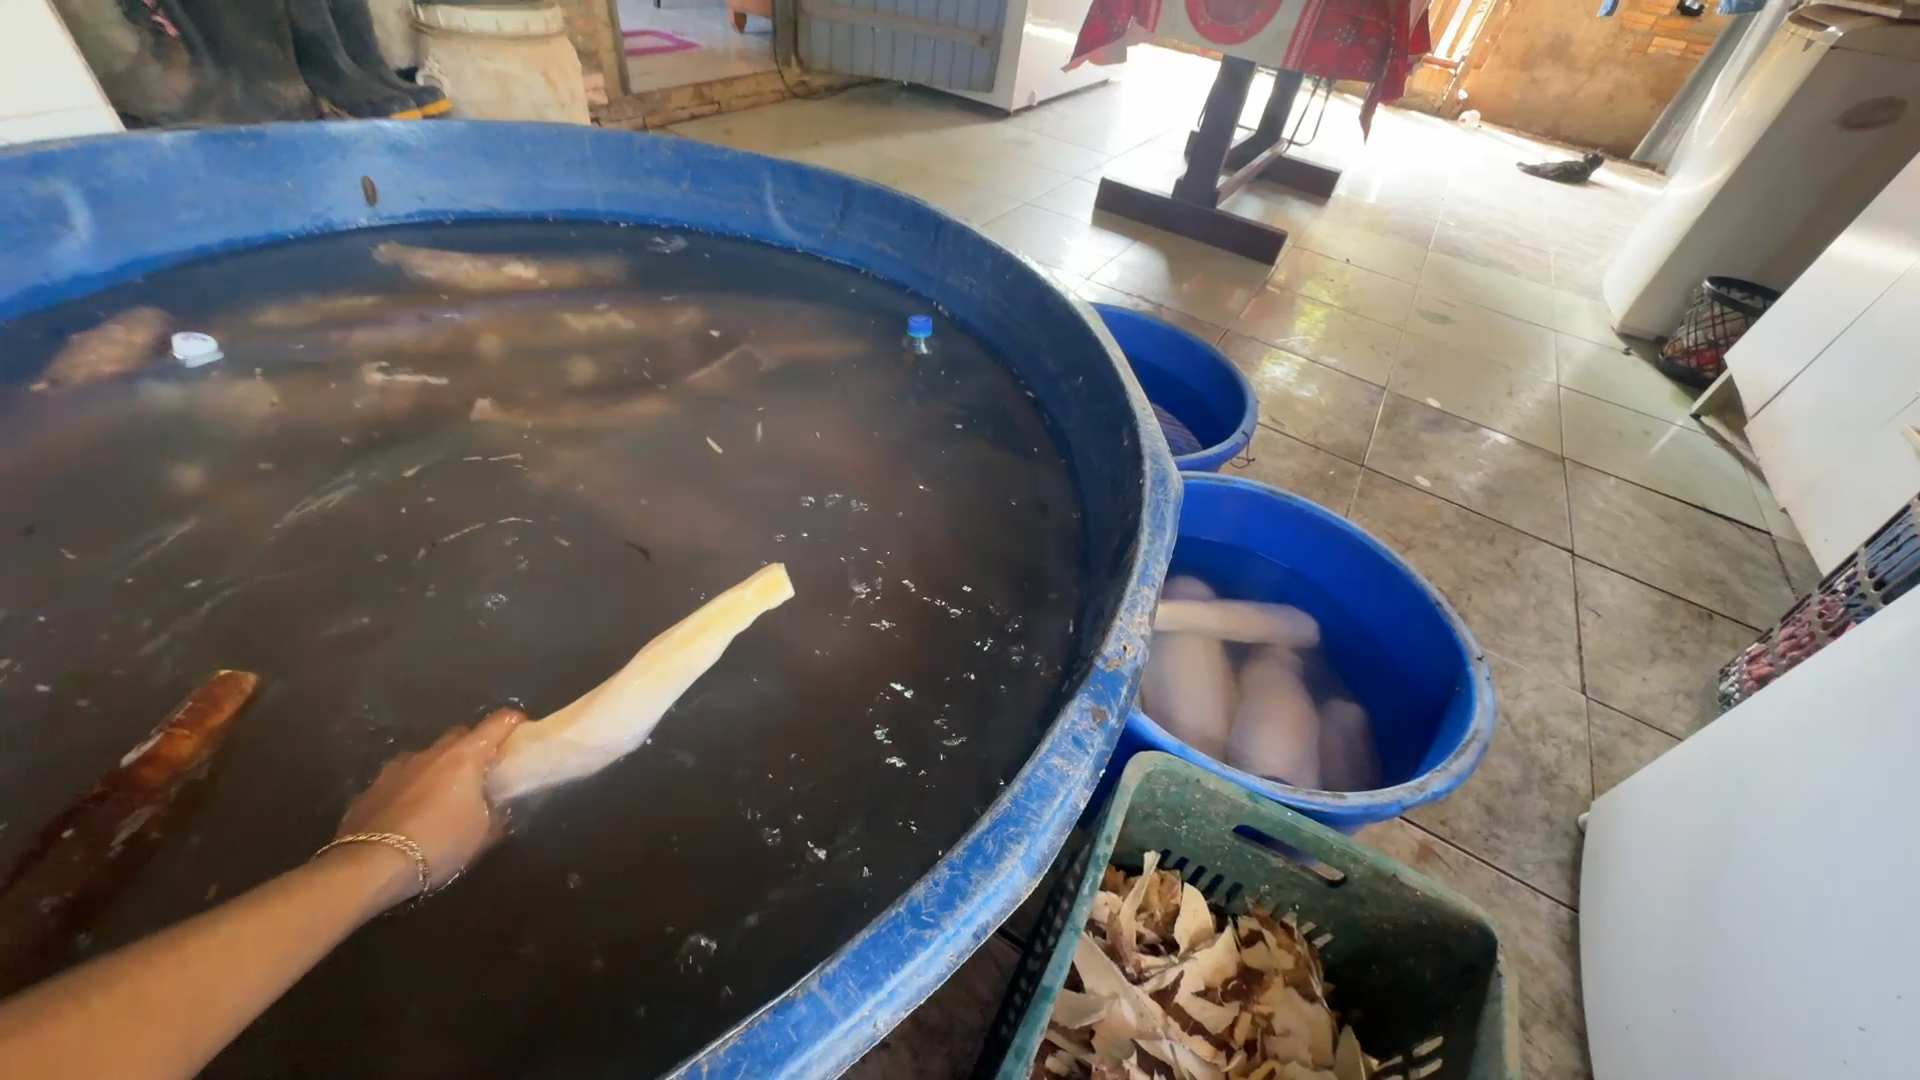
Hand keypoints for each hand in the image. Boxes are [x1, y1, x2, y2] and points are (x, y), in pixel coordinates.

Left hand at [334, 708, 524, 902]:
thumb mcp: (484, 833)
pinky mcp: (369, 791)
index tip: (523, 731)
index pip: (498, 722)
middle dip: (474, 746)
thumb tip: (499, 805)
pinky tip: (409, 813)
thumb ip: (497, 812)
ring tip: (442, 793)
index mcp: (464, 757)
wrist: (369, 868)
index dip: (514, 723)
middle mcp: (430, 754)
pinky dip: (410, 788)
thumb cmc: (439, 843)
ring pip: (425, 757)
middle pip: (460, 735)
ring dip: (438, 767)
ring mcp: (395, 770)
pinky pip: (399, 780)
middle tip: (483, 770)